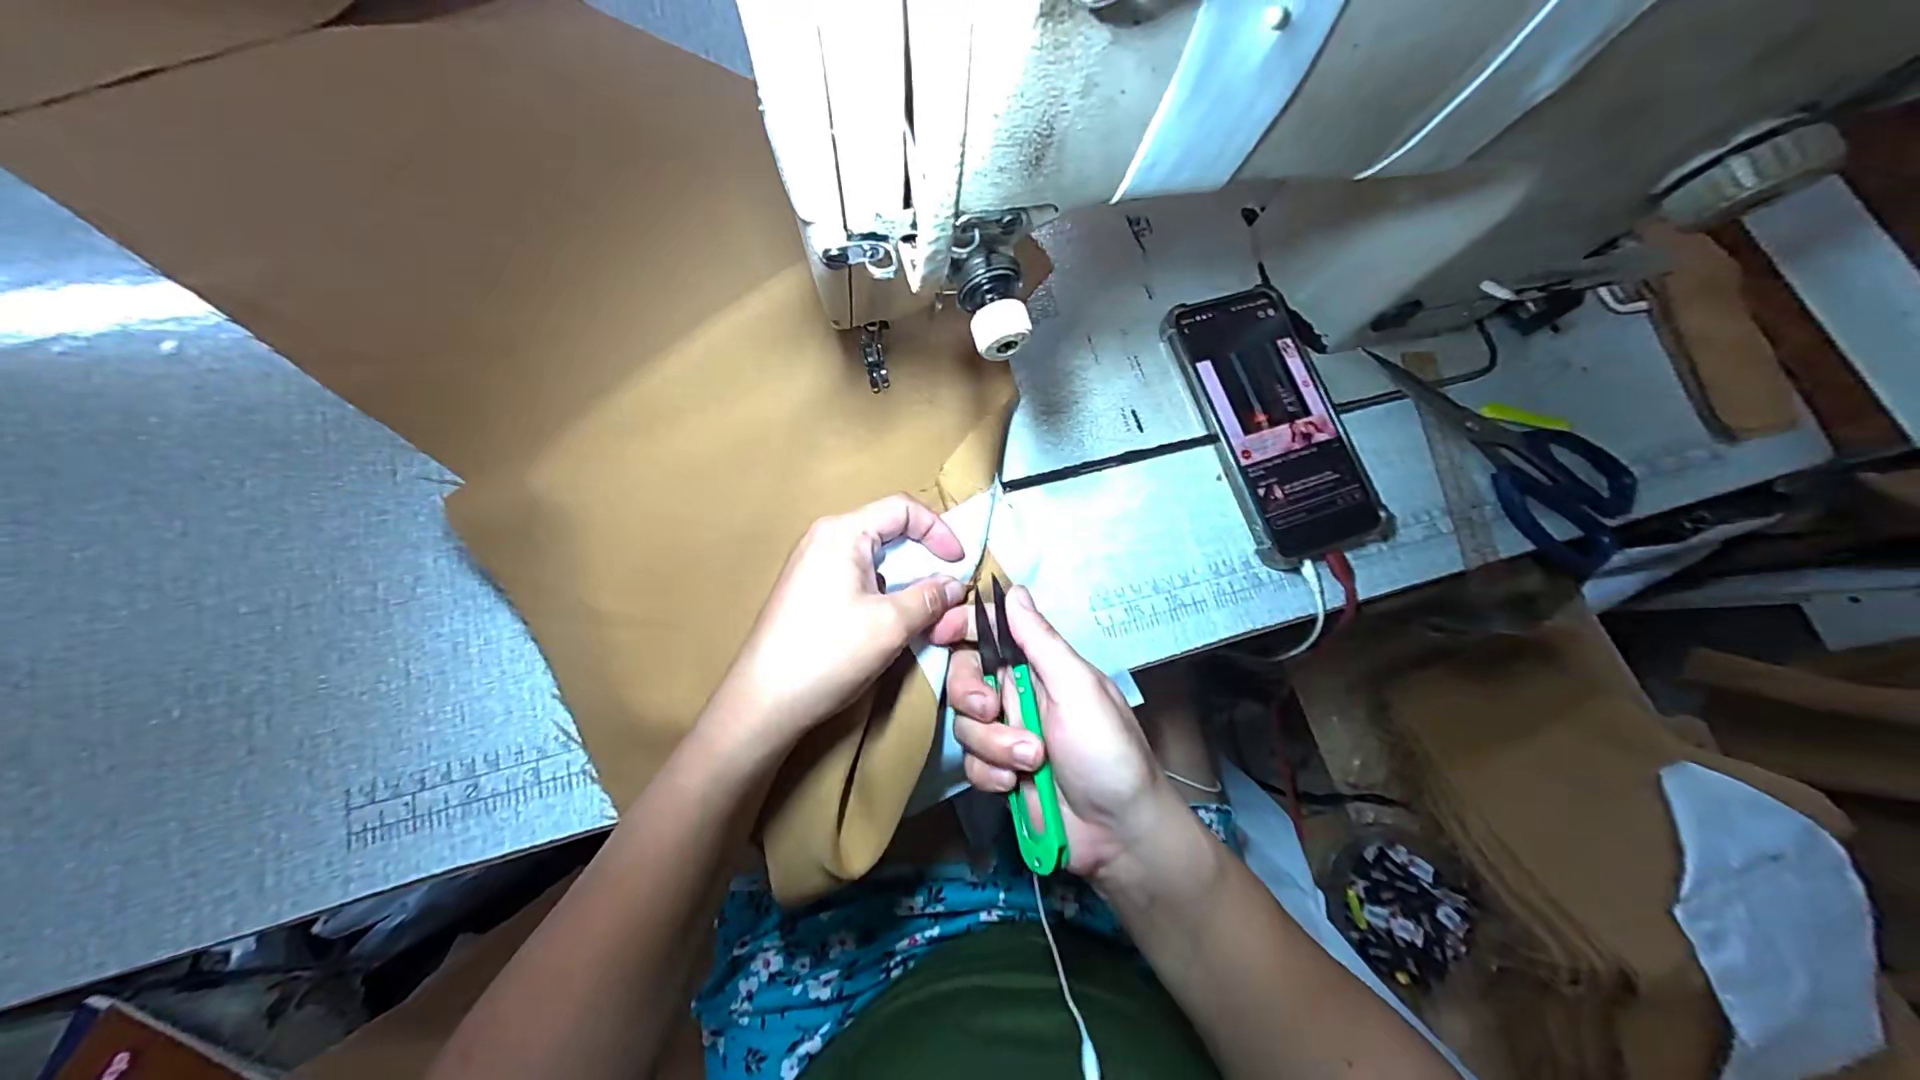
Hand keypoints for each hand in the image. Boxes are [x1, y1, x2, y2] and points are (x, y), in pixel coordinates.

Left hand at [708, 494, 967, 745]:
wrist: (764, 701)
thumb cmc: (829, 653)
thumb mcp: (891, 624)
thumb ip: (929, 597)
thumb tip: (954, 585)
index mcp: (842, 532)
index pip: (902, 509)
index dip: (939, 531)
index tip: (960, 562)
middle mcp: (824, 539)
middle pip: (889, 533)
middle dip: (924, 562)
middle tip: (946, 594)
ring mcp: (813, 565)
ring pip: (875, 561)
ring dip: (906, 583)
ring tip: (923, 616)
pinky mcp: (809, 591)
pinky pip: (858, 579)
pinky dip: (884, 595)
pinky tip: (892, 625)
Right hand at [930, 586, 1186, 880]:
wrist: (1118, 833)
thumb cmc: (1107, 751)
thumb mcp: (1079, 688)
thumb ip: (1041, 641)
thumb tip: (1015, 590)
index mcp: (1041, 666)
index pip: (991, 632)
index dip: (960, 625)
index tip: (938, 632)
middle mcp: (1019, 694)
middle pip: (965, 677)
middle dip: (970, 694)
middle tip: (990, 710)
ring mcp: (1007, 734)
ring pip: (965, 724)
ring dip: (994, 745)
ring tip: (1032, 761)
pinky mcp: (999, 771)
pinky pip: (971, 762)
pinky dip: (990, 773)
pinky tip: (1016, 785)